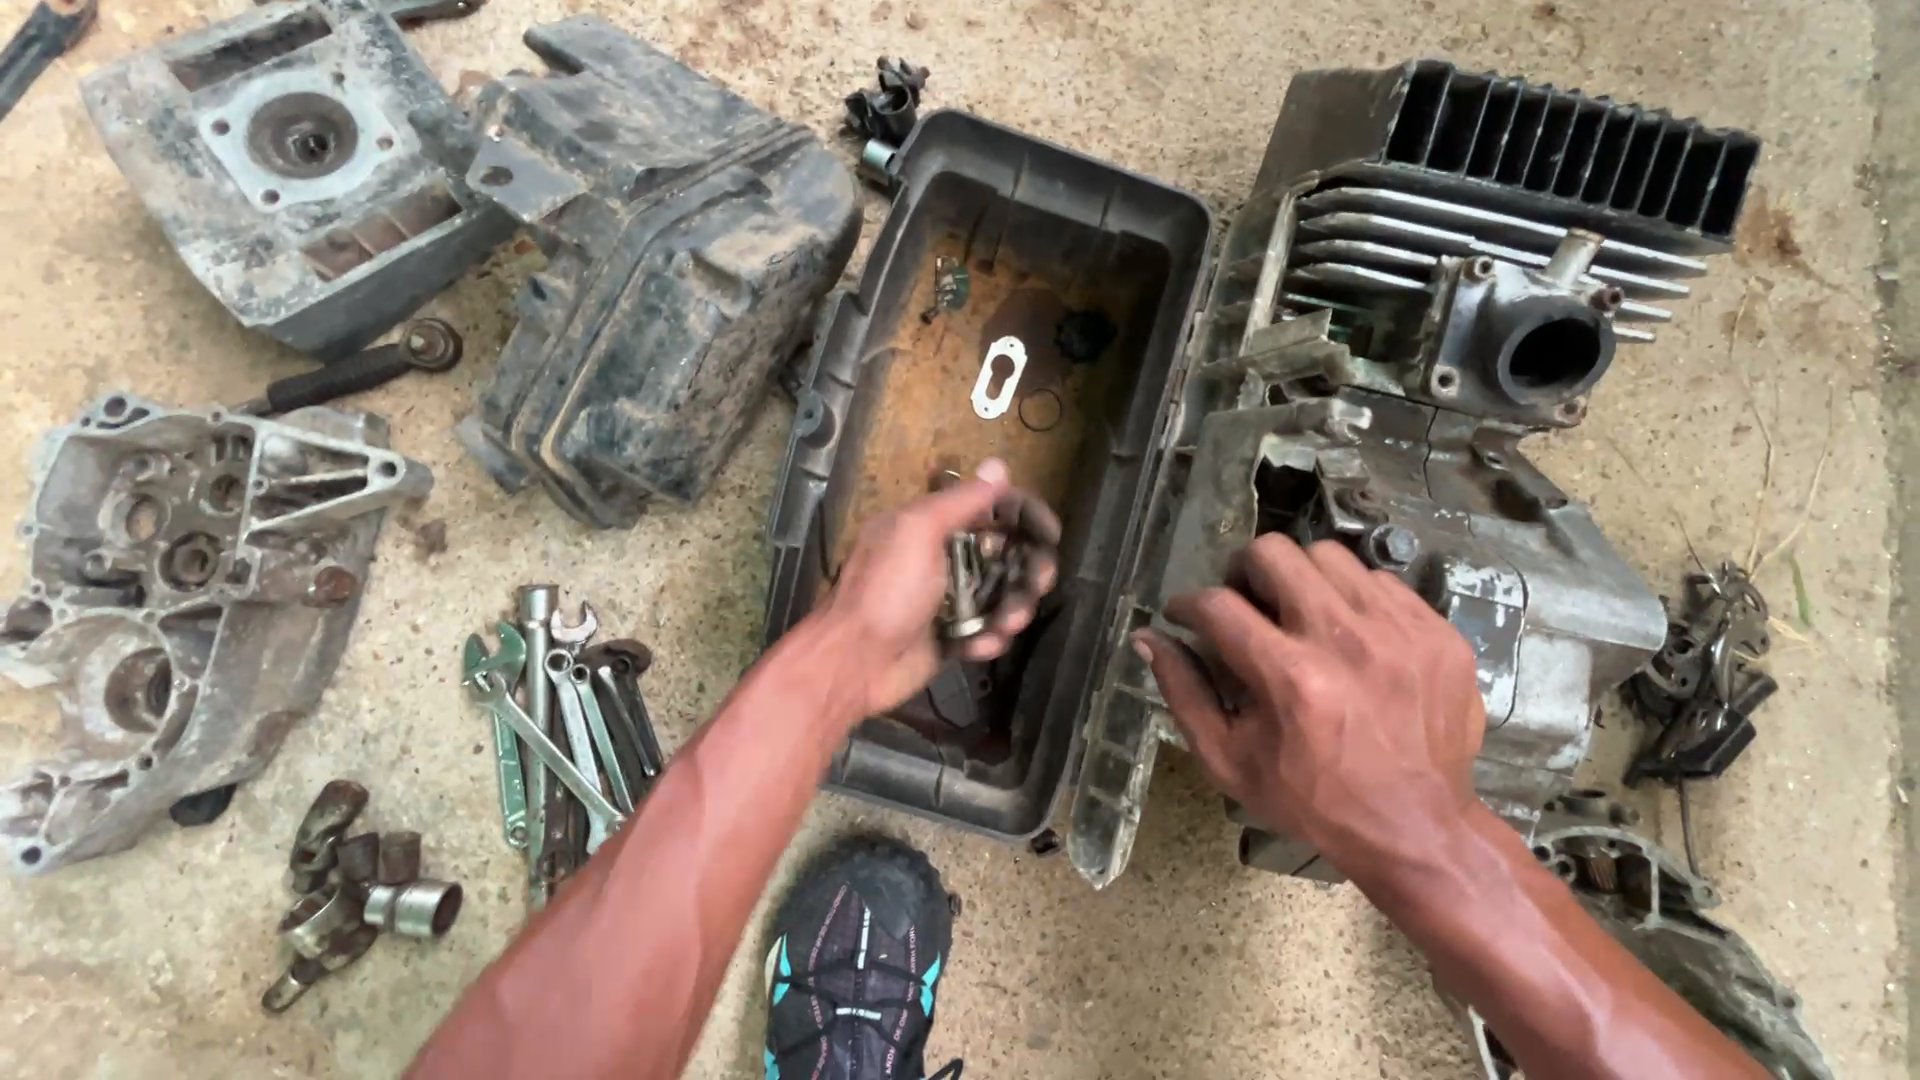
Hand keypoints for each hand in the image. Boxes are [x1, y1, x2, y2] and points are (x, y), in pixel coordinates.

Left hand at [815, 459, 1058, 714]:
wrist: (854, 662)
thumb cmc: (885, 590)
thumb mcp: (918, 532)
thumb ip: (960, 501)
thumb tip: (998, 466)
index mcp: (930, 525)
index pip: (988, 509)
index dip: (1022, 517)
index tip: (1050, 532)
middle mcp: (941, 557)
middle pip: (1003, 555)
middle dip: (1026, 568)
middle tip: (1040, 582)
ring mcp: (947, 599)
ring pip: (1000, 595)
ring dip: (1012, 607)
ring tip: (1007, 623)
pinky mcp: (950, 637)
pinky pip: (985, 631)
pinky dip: (989, 638)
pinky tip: (981, 645)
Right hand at [1132, 535, 1484, 878]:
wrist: (1418, 829)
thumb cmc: (1310, 799)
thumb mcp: (1227, 759)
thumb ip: (1183, 691)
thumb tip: (1147, 637)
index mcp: (1290, 677)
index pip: (1218, 604)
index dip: (1187, 604)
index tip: (1183, 615)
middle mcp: (1346, 641)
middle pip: (1273, 553)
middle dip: (1242, 572)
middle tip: (1244, 603)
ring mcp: (1400, 632)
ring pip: (1328, 554)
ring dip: (1298, 578)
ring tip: (1296, 613)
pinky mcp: (1438, 633)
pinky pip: (1379, 580)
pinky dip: (1350, 597)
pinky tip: (1346, 632)